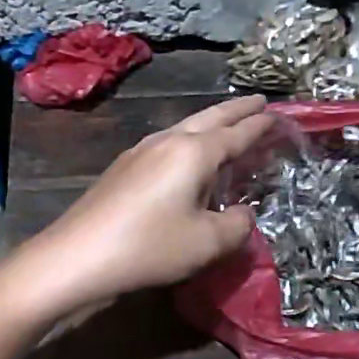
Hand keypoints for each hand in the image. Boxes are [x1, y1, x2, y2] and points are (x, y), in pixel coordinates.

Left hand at [5, 95, 273, 315]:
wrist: (77, 255)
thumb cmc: (148, 247)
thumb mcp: (207, 243)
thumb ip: (237, 225)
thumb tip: (241, 214)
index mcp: (195, 152)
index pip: (238, 132)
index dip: (262, 126)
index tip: (280, 116)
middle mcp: (167, 141)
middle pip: (209, 118)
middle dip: (237, 110)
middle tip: (259, 103)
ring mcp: (139, 152)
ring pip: (183, 127)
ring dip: (209, 123)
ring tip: (225, 126)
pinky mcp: (121, 169)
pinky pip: (165, 145)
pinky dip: (187, 142)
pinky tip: (184, 157)